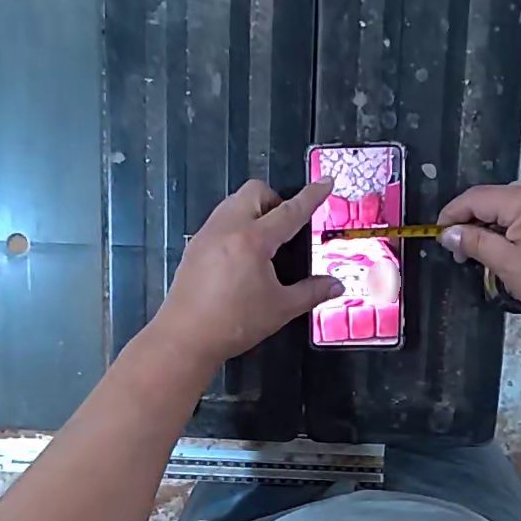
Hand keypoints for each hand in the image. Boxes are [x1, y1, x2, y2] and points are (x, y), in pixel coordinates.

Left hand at [149, 180, 344, 365]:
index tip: (325, 182)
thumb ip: (311, 292)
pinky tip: (240, 255)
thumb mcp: (280, 308)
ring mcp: (207, 235)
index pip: (289, 210)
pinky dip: (235, 224)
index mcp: (252, 239)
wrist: (185, 338)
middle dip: (275, 200)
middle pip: (254, 191)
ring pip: (233, 202)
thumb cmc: (235, 323)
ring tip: (264, 242)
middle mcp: (227, 228)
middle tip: (286, 227)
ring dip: (253, 210)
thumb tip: (336, 285)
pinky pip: (219, 220)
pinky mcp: (194, 246)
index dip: (311, 196)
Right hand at [436, 181, 520, 326]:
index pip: (477, 197)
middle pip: (499, 198)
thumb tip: (448, 232)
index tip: (440, 235)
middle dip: (478, 220)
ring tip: (496, 251)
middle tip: (466, 251)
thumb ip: (475, 243)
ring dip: (502, 222)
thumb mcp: (508, 265)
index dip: (453, 214)